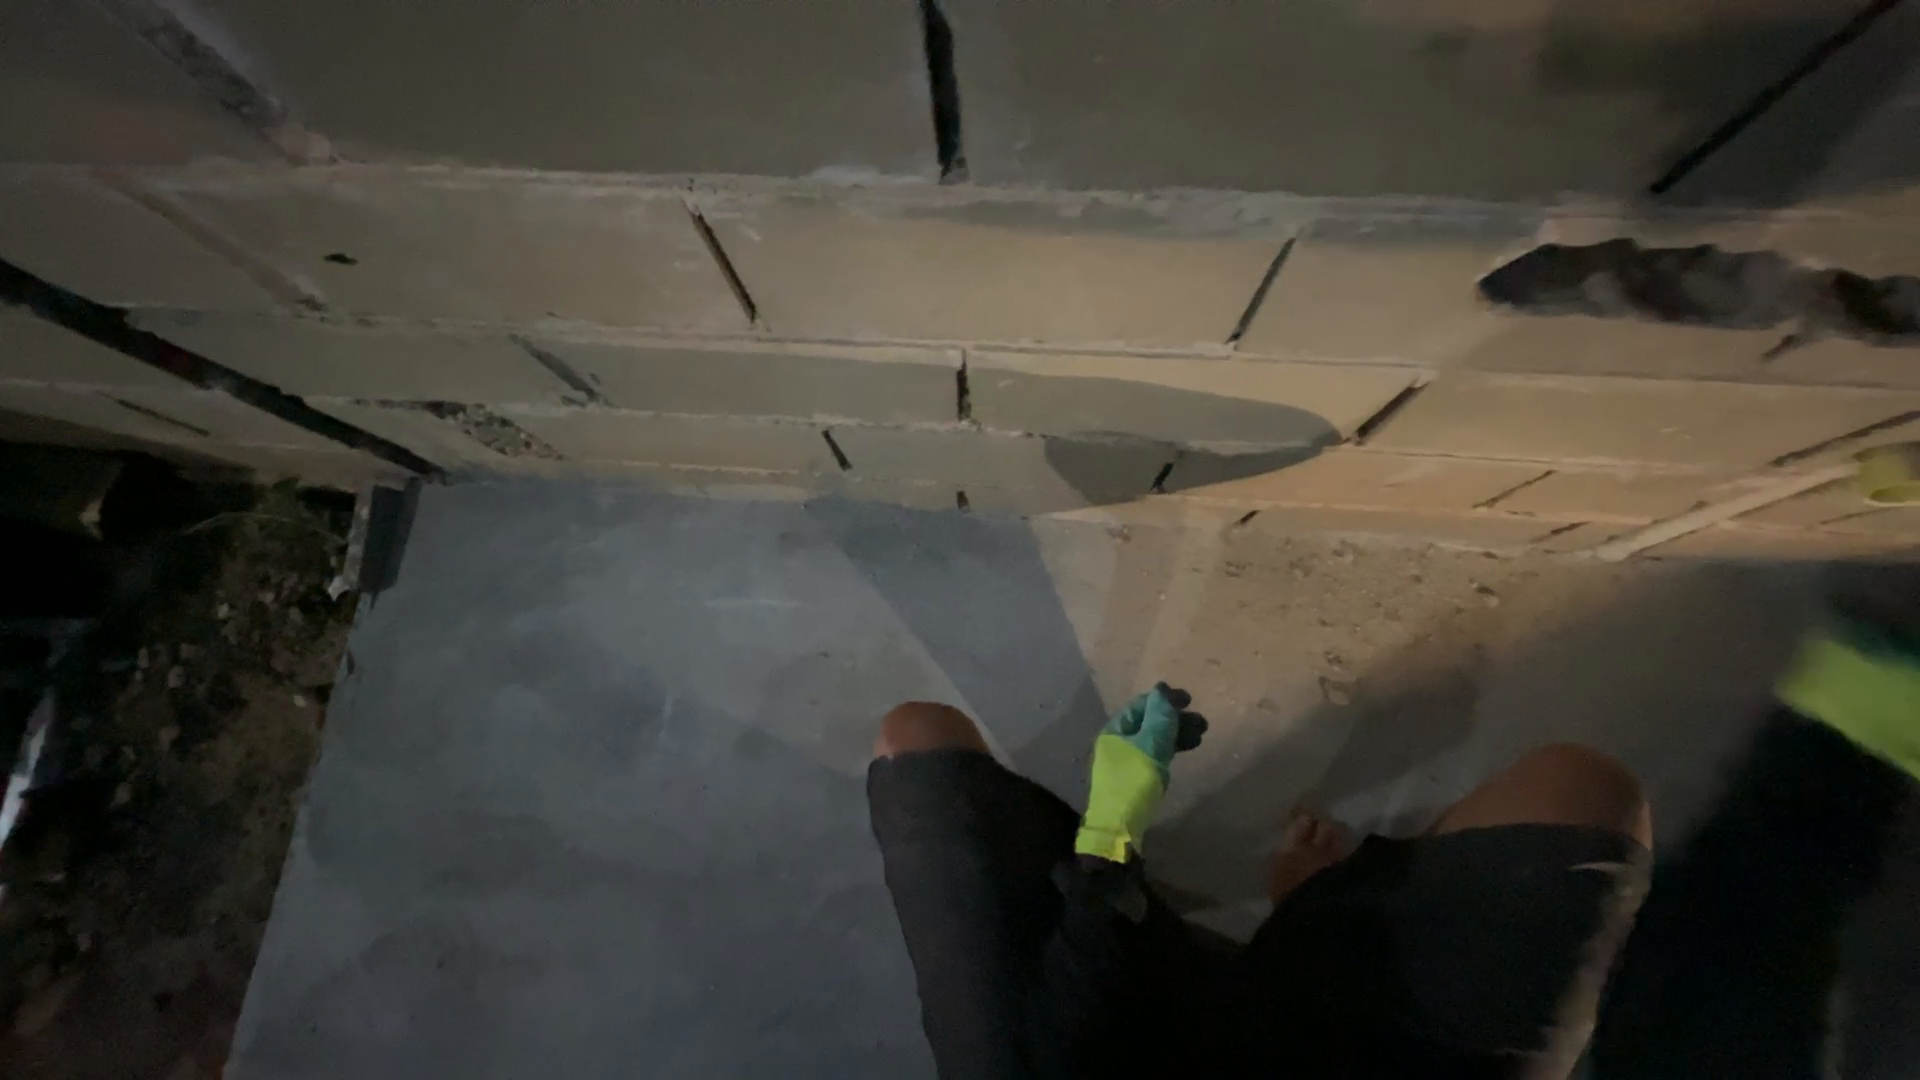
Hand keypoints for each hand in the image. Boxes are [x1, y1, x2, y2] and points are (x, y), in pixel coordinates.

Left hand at [1074, 683, 1206, 862]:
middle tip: (1203, 723)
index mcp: (1116, 729)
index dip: (1165, 699)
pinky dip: (1170, 750)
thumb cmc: (1133, 783)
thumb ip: (1158, 718)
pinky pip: (1154, 755)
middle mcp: (1118, 741)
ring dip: (1176, 734)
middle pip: (1149, 722)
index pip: (1142, 705)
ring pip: (1154, 739)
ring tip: (1200, 736)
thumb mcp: (1149, 746)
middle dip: (1175, 718)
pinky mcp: (1134, 779)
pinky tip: (1184, 751)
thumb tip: (1162, 690)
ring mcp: (1125, 761)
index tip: (1189, 699)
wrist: (1118, 829)